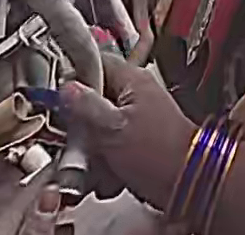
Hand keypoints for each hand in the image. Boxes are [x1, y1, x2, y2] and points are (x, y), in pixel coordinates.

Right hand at [60, 54, 196, 208]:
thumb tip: (66, 88)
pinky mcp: (137, 140)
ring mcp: (136, 117)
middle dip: (84, 128)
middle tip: (82, 145)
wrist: (185, 181)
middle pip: (94, 101)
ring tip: (102, 166)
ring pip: (100, 129)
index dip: (75, 78)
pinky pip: (111, 147)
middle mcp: (134, 94)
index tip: (59, 98)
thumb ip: (86, 107)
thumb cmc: (155, 150)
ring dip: (95, 152)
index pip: (97, 64)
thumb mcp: (113, 128)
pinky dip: (107, 164)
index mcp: (131, 80)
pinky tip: (112, 177)